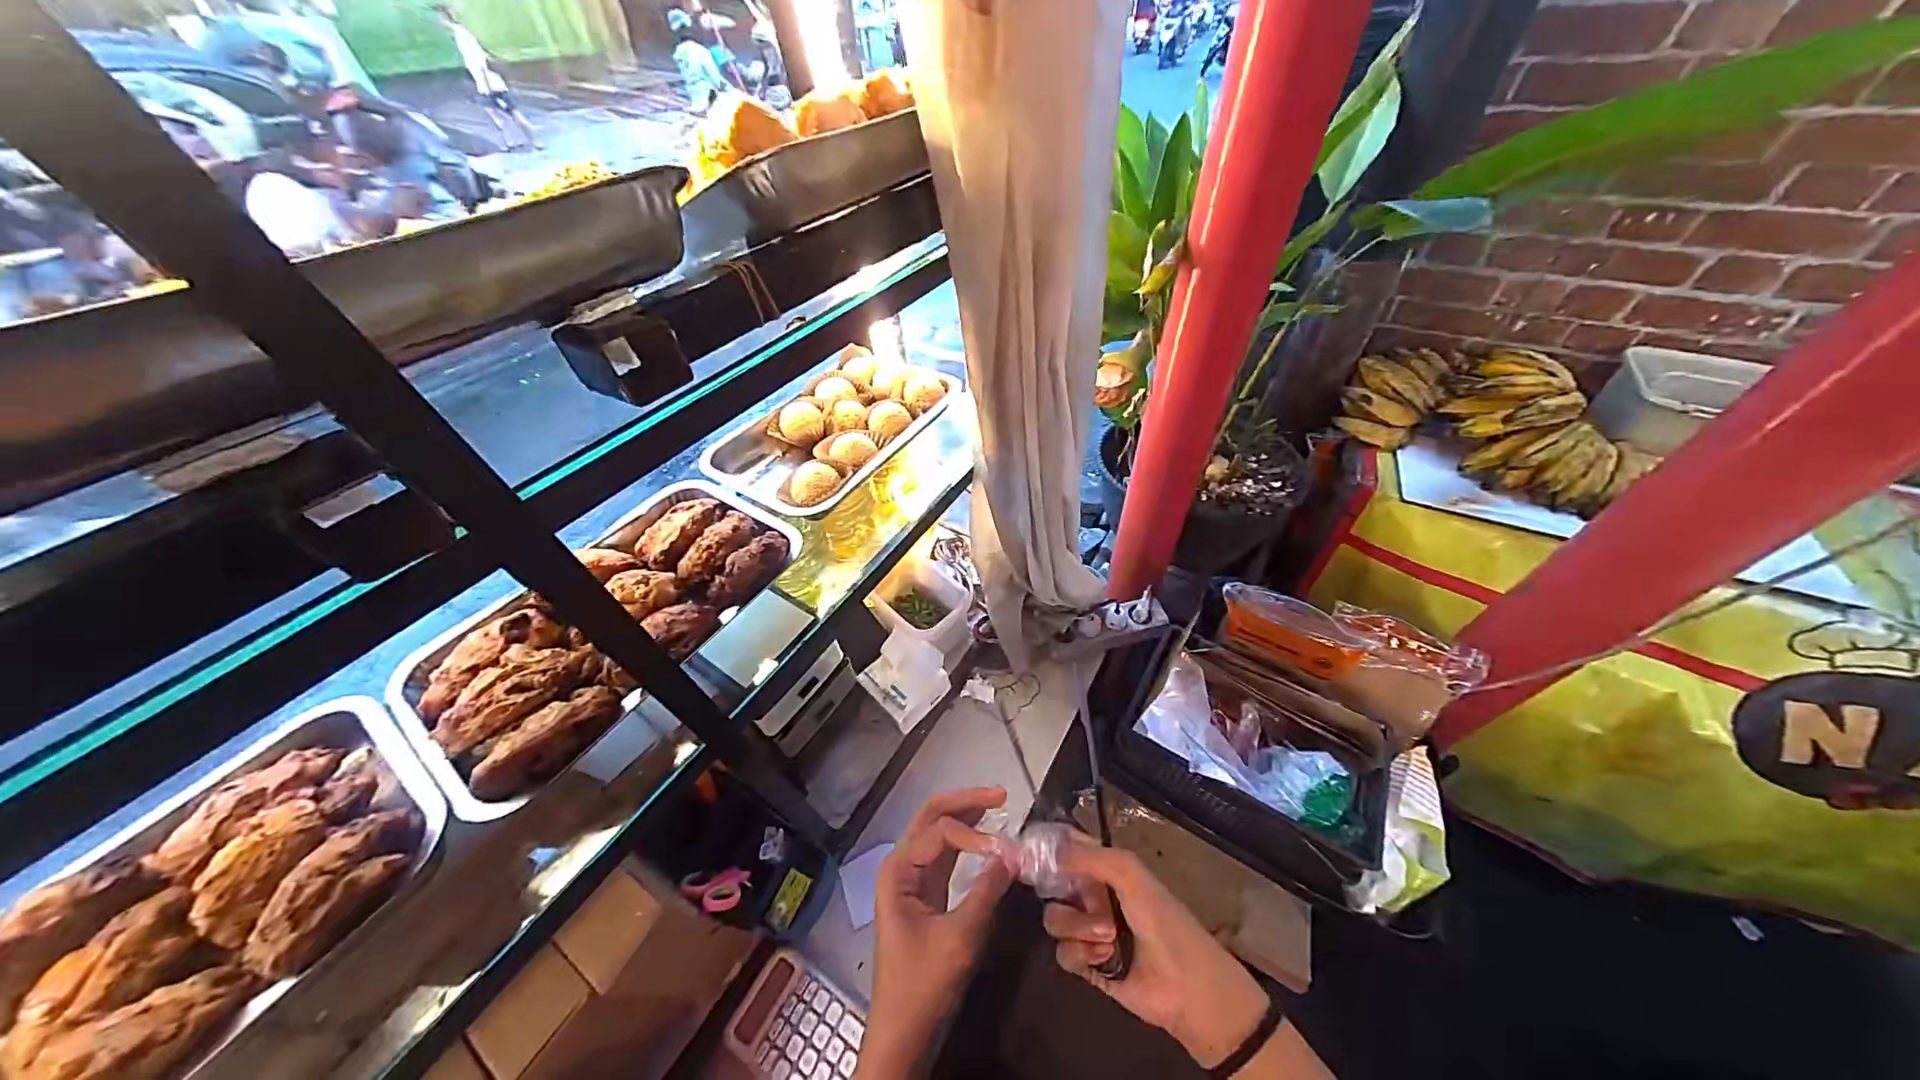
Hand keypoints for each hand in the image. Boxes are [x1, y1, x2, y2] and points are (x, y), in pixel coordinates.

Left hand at [858, 788, 1012, 1077]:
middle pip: (931, 817)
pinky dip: (966, 840)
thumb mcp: (960, 937)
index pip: (941, 831)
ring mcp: (912, 878)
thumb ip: (987, 891)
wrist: (903, 1030)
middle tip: (1001, 794)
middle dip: (964, 801)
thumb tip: (1015, 855)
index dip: (976, 834)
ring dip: (965, 815)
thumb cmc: (923, 984)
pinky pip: (945, 854)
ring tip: (998, 804)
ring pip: (937, 832)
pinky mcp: (925, 892)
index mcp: (899, 869)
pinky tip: (986, 835)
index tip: (1009, 852)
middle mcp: (901, 864)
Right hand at [1043, 837, 1268, 1068]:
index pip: (1068, 846)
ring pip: (1054, 917)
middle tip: (1085, 900)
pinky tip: (1103, 959)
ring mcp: (1088, 929)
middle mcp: (1093, 894)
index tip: (1031, 852)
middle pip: (1052, 882)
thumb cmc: (1163, 922)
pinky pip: (1061, 951)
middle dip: (1062, 891)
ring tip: (1107, 937)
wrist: (1185, 987)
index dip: (1049, 846)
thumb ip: (1090, 857)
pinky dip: (1080, 953)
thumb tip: (1051, 852)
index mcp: (1106, 868)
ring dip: (1077, 926)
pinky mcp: (1086, 963)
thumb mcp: (1132, 876)